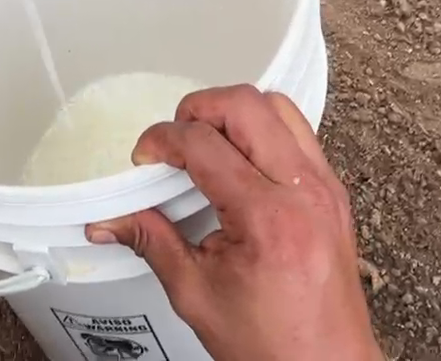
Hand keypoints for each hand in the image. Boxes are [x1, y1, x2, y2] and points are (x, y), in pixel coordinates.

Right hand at [89, 87, 380, 360]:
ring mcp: (325, 187)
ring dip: (232, 113)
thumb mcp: (195, 294)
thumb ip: (150, 240)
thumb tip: (107, 219)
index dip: (161, 140)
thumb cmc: (273, 347)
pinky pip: (296, 129)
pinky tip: (238, 158)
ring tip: (206, 144)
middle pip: (243, 104)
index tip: (145, 159)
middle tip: (175, 142)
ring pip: (275, 105)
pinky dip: (260, 128)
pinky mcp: (333, 190)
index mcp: (268, 218)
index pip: (202, 143)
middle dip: (197, 110)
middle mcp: (303, 191)